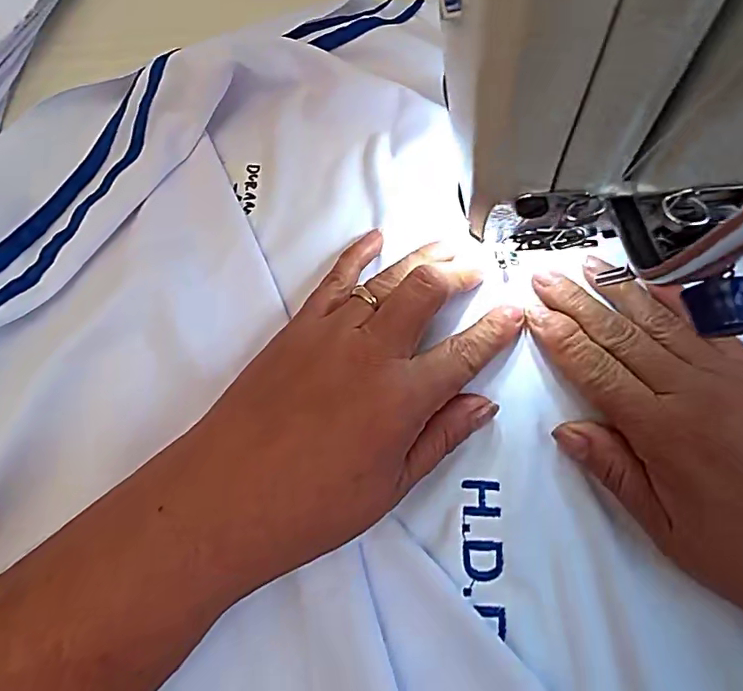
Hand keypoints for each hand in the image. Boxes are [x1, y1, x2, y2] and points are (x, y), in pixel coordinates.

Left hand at [0, 233, 520, 690]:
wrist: (224, 493)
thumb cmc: (311, 506)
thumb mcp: (388, 488)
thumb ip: (439, 439)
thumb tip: (482, 403)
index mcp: (402, 399)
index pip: (466, 353)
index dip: (499, 328)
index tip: (518, 309)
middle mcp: (373, 353)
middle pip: (427, 292)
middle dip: (461, 271)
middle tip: (481, 264)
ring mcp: (332, 331)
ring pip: (387, 277)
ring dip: (422, 254)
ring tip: (448, 241)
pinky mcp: (298, 325)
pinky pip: (334, 278)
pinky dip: (357, 253)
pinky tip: (375, 238)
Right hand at [525, 259, 742, 665]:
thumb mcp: (672, 532)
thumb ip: (616, 472)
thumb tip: (566, 430)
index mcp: (665, 432)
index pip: (596, 370)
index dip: (559, 338)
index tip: (533, 312)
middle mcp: (692, 391)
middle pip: (620, 335)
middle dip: (575, 302)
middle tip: (544, 276)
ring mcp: (728, 377)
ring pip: (659, 321)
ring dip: (618, 290)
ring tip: (587, 265)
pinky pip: (709, 327)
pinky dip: (678, 301)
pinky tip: (656, 283)